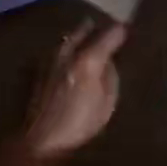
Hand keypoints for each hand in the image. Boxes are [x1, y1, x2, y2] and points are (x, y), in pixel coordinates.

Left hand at [19, 18, 127, 159]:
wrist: (43, 138)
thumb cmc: (80, 124)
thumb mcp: (106, 103)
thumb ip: (109, 77)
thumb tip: (108, 62)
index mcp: (88, 60)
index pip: (107, 36)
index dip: (118, 31)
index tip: (125, 28)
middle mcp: (68, 53)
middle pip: (83, 30)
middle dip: (95, 28)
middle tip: (105, 28)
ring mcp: (51, 58)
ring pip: (68, 38)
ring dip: (79, 35)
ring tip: (87, 34)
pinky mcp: (40, 67)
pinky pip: (58, 49)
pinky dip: (67, 47)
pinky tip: (69, 53)